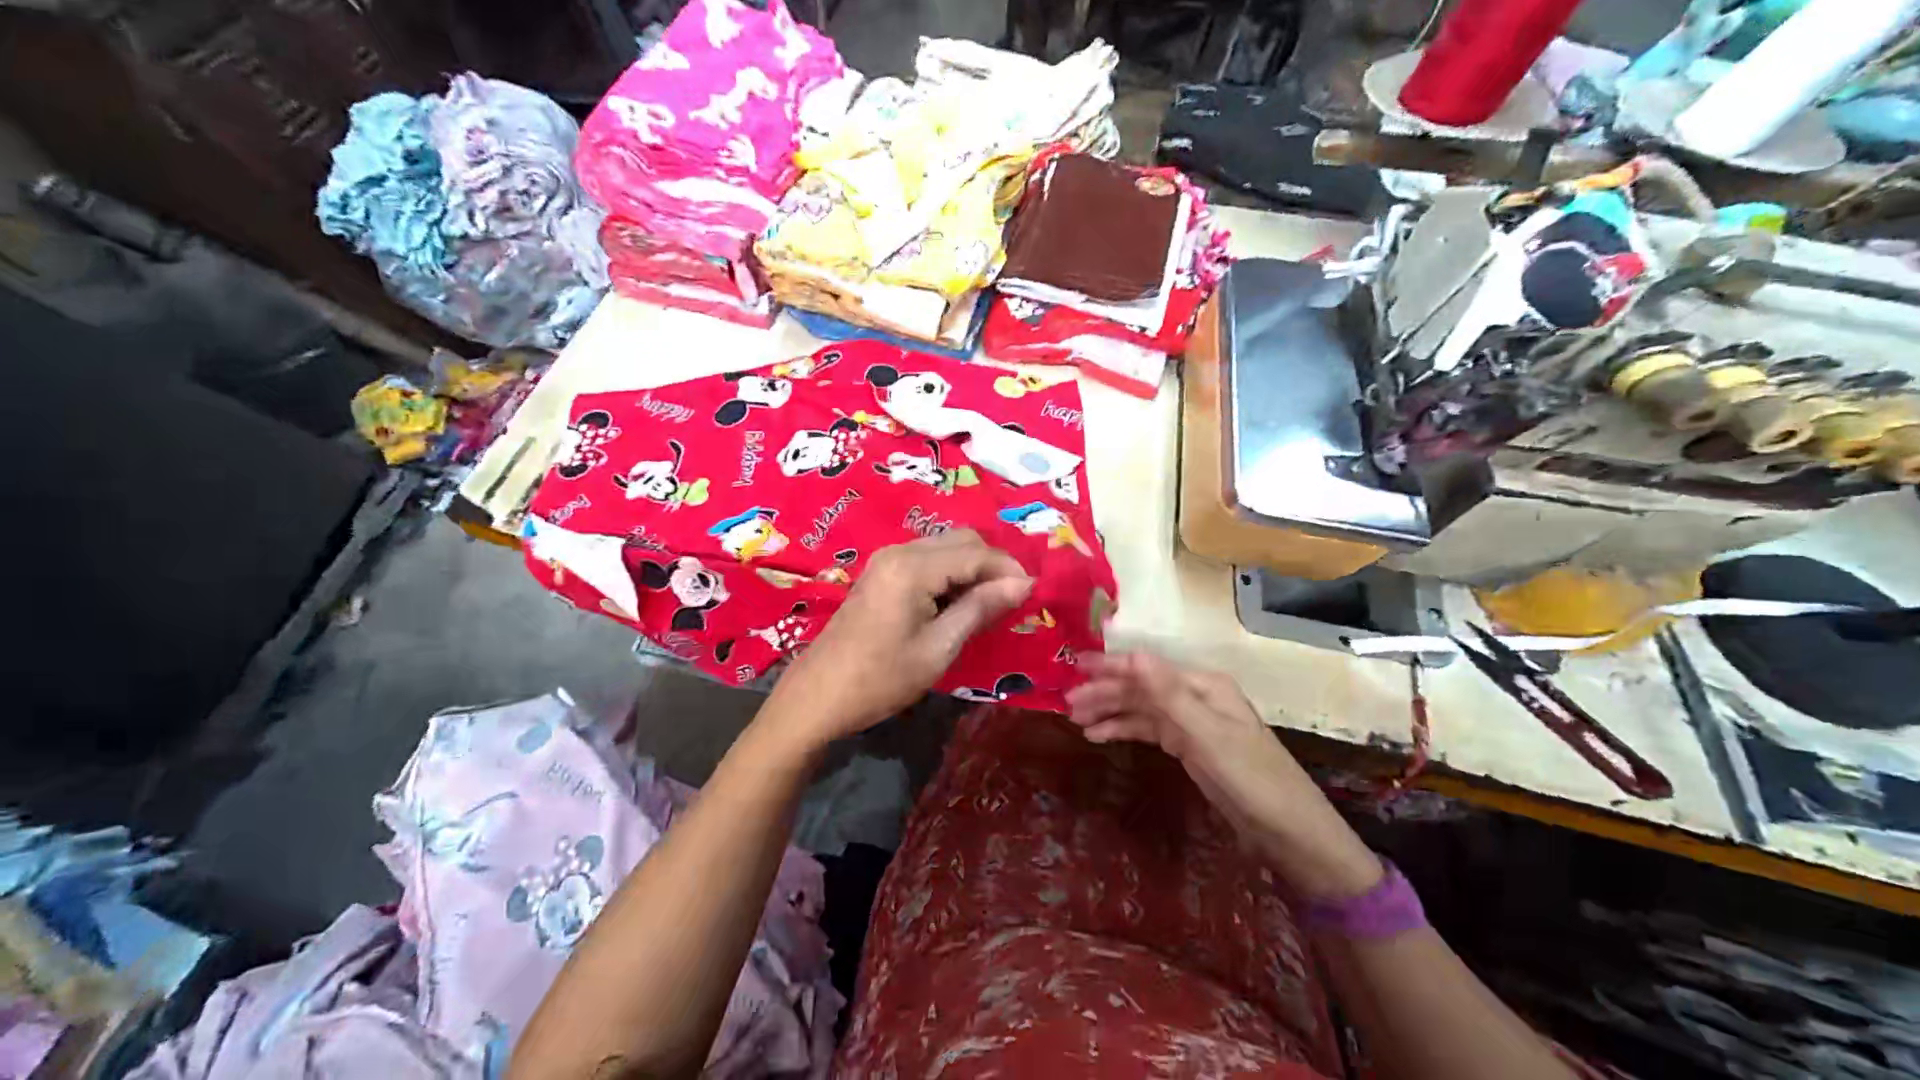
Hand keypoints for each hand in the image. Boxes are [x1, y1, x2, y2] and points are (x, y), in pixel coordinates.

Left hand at [767, 531, 1031, 747]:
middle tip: (1010, 602)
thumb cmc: (881, 678)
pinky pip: (927, 559)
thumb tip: (1024, 583)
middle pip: (962, 540)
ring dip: (972, 569)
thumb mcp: (939, 648)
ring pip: (945, 547)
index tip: (1033, 595)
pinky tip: (958, 604)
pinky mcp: (881, 573)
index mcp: (913, 567)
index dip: (1009, 570)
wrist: (819, 695)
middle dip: (992, 565)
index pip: (977, 553)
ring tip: (988, 606)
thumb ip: (981, 608)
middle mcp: (900, 551)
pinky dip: (950, 573)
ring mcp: (887, 559)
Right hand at [1066, 652, 1382, 899]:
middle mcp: (1194, 696)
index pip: (1147, 668)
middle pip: (1140, 687)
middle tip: (1067, 704)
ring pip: (1141, 709)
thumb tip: (1133, 654)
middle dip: (1104, 692)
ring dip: (1109, 711)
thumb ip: (1168, 694)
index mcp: (1202, 685)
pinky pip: (1148, 730)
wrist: (1287, 830)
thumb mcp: (1207, 735)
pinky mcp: (1188, 747)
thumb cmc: (1250, 778)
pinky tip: (1099, 736)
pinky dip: (1123, 730)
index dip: (1110, 666)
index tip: (1074, 668)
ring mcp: (1191, 722)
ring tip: (1076, 721)